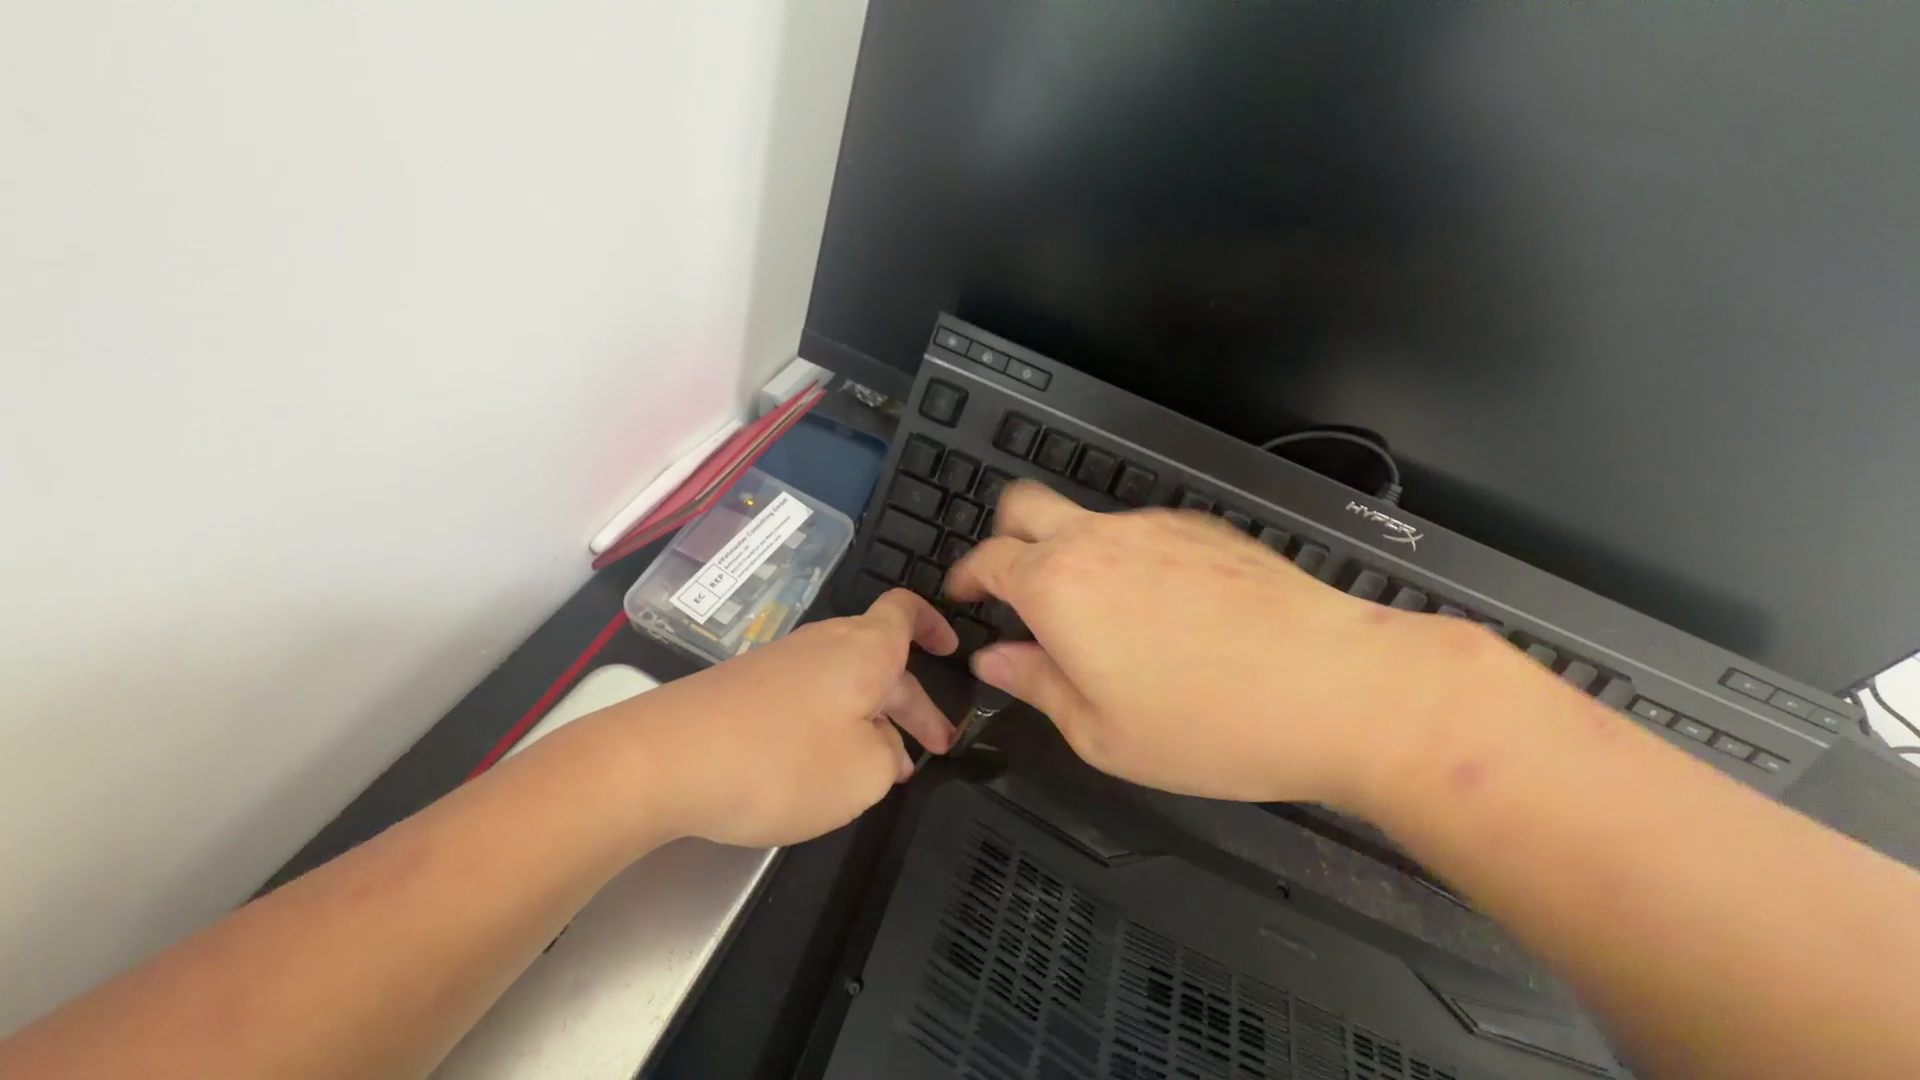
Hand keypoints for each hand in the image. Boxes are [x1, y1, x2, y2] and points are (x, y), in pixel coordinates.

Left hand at [624, 590, 958, 847]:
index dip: (934, 626)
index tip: (952, 653)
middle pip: (882, 658)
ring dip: (873, 718)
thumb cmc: (781, 761)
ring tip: (884, 768)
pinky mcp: (748, 687)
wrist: (664, 760)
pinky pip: (809, 696)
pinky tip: (824, 767)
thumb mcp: (864, 775)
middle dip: (913, 702)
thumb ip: (890, 757)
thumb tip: (883, 745)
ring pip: (846, 681)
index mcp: (864, 649)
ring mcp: (781, 662)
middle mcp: (825, 643)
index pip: (907, 611)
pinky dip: (831, 723)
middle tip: (935, 747)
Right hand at [946, 482, 1490, 809]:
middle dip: (1004, 538)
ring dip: (1070, 552)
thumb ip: (1035, 685)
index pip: (986, 560)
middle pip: (1023, 505)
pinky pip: (1142, 532)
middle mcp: (1100, 540)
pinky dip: (1126, 558)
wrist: (1337, 687)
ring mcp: (1157, 528)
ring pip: (1086, 518)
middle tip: (1013, 589)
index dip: (965, 578)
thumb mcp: (1100, 733)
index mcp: (1058, 587)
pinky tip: (1160, 613)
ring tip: (1098, 618)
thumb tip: (994, 660)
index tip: (965, 600)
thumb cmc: (1210, 725)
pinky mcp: (1206, 530)